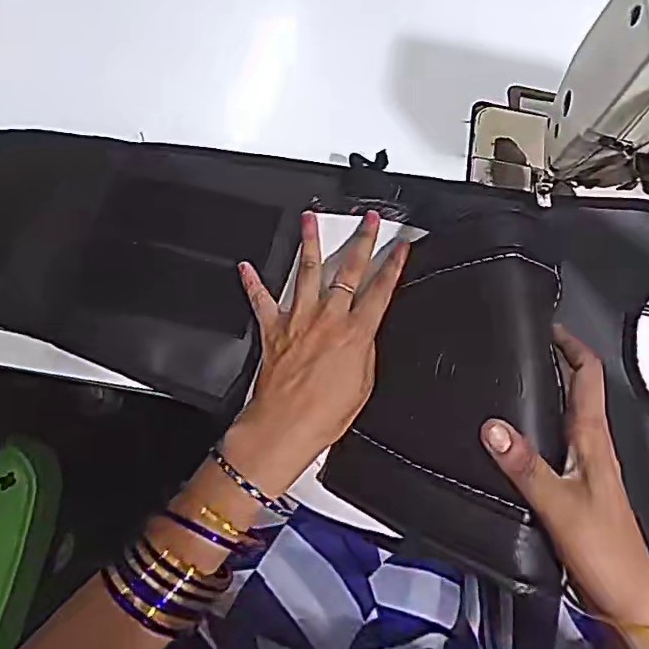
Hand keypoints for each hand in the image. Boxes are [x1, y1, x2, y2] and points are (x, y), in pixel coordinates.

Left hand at [224, 211, 408, 495]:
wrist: (283, 428)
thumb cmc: (323, 414)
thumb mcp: (363, 384)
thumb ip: (365, 351)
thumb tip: (364, 334)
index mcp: (356, 333)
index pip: (381, 289)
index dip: (394, 264)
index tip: (400, 246)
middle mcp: (329, 319)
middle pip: (350, 271)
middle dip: (363, 241)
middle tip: (369, 220)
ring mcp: (300, 320)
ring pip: (308, 272)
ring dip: (310, 243)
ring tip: (310, 220)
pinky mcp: (275, 329)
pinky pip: (262, 301)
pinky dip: (253, 283)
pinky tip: (247, 267)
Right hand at [481, 326, 648, 648]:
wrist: (630, 601)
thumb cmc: (608, 555)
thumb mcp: (559, 505)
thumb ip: (525, 465)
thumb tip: (494, 427)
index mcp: (594, 439)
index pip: (588, 374)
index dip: (571, 344)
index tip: (549, 326)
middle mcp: (595, 447)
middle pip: (580, 388)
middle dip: (558, 360)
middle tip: (532, 345)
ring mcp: (590, 466)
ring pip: (572, 412)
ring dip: (553, 390)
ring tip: (527, 378)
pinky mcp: (581, 487)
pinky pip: (563, 441)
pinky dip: (545, 424)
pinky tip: (527, 436)